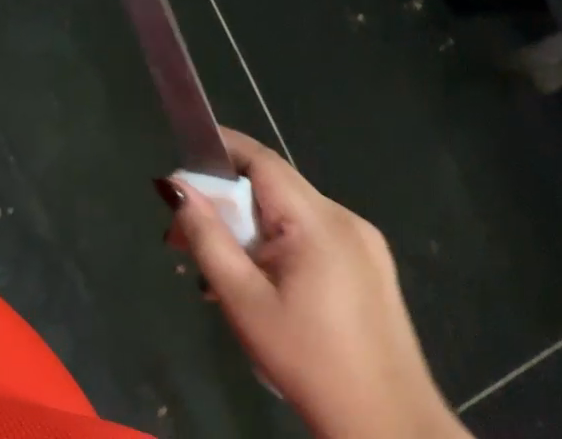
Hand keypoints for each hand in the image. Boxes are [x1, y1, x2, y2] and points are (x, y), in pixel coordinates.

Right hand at [165, 130, 467, 438]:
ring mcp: (363, 246)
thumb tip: (174, 184)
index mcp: (320, 225)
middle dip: (220, 203)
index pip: (262, 161)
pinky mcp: (367, 268)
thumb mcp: (240, 295)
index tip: (175, 159)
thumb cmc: (306, 356)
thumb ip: (205, 233)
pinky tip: (250, 281)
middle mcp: (347, 223)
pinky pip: (305, 235)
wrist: (387, 423)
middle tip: (179, 238)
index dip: (218, 149)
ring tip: (211, 268)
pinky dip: (268, 245)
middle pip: (269, 188)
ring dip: (241, 228)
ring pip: (284, 214)